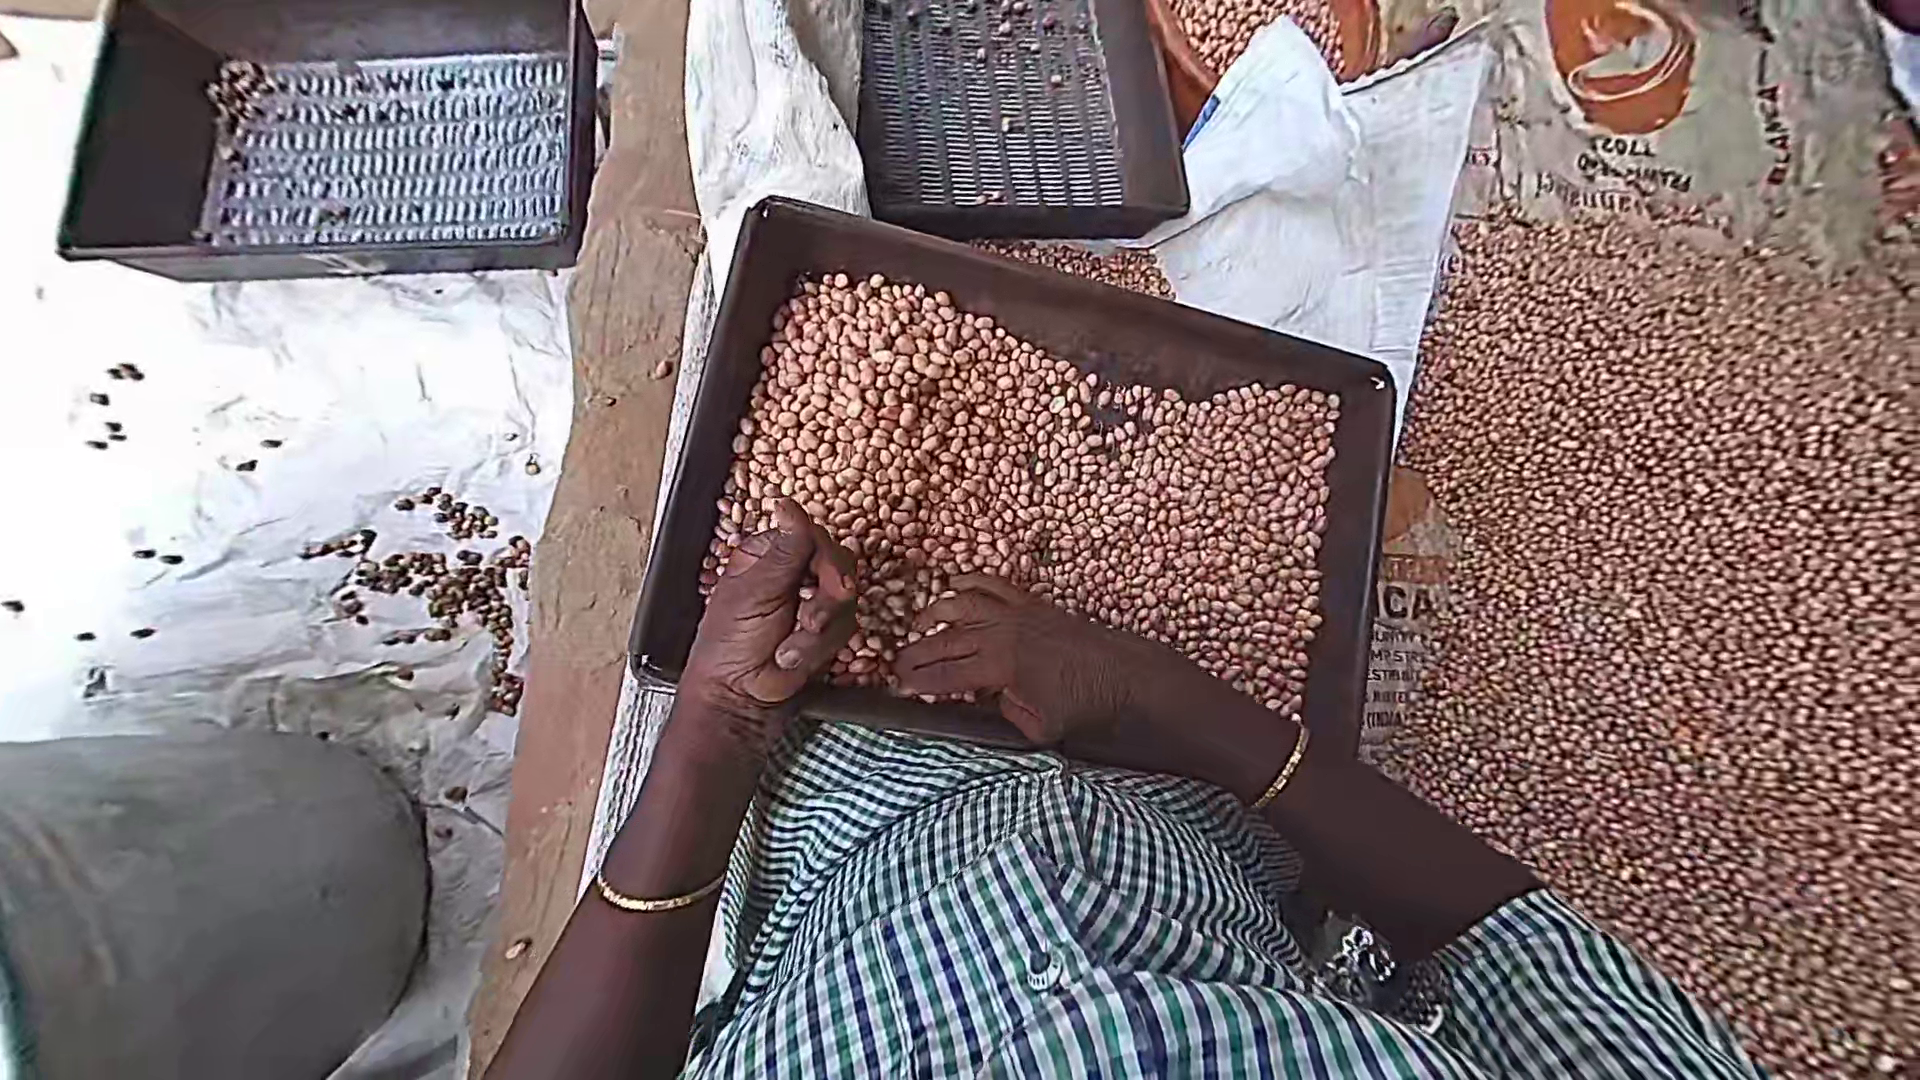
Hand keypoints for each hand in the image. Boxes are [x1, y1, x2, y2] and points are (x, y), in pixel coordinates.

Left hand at [679, 499, 855, 753]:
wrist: (738, 701)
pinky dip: (821, 648)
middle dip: (828, 600)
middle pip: (839, 565)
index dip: (828, 559)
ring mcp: (813, 601)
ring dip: (820, 630)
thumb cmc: (730, 645)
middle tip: (812, 622)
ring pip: (846, 599)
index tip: (833, 581)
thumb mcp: (755, 593)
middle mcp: (795, 573)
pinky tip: (793, 659)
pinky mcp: (827, 630)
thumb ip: (784, 551)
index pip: (815, 538)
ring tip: (789, 651)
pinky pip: (848, 627)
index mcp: (770, 554)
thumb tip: (788, 503)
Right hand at [891, 574, 1162, 744]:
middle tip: (897, 664)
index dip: (920, 683)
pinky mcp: (1029, 602)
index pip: (948, 676)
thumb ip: (1004, 712)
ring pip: (962, 605)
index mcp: (1001, 668)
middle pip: (947, 641)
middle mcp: (1001, 634)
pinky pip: (992, 584)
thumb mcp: (1039, 726)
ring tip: (917, 624)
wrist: (1120, 672)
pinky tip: (954, 584)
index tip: (900, 688)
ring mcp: (1014, 613)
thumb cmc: (1083, 703)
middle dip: (917, 653)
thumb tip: (987, 696)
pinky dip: (971, 581)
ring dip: (935, 613)